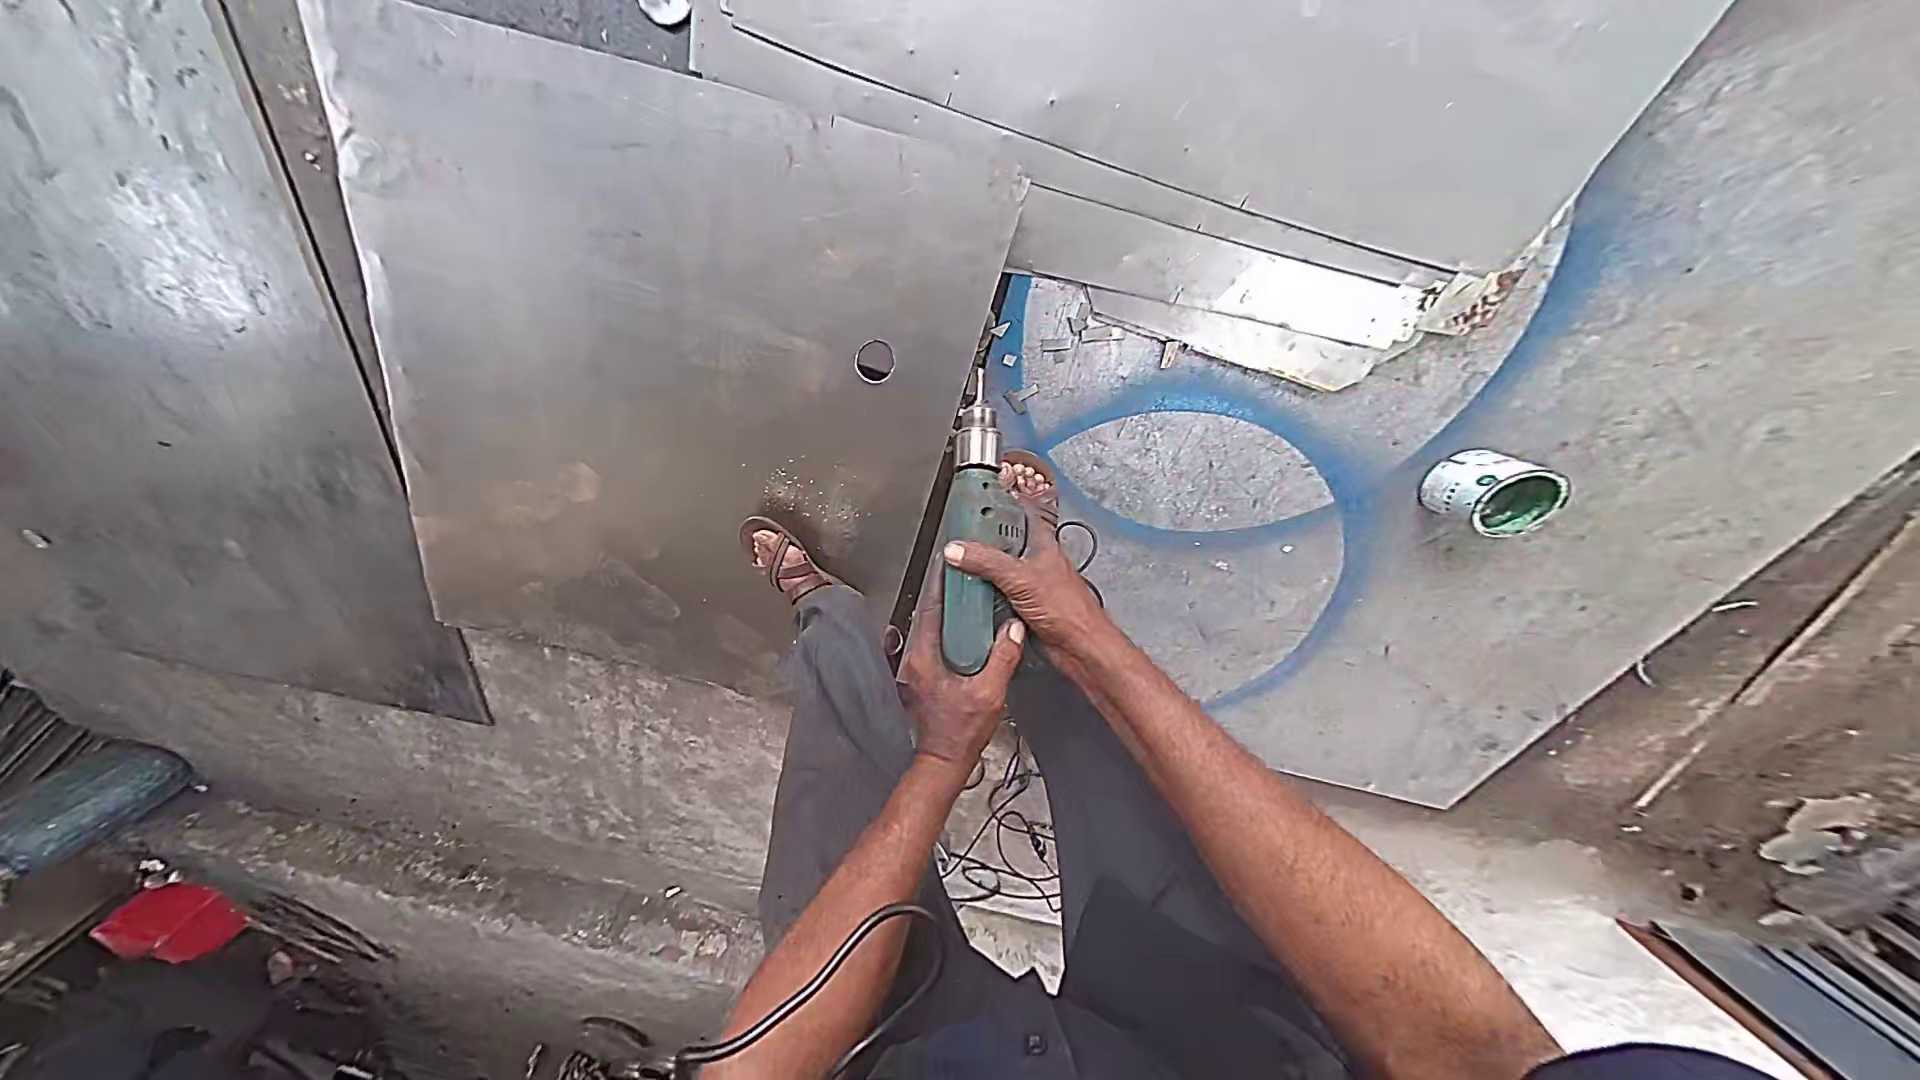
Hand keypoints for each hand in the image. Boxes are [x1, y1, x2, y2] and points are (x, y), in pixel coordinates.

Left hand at [897, 568, 1024, 766]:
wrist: (944, 761)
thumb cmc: (960, 732)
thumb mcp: (989, 694)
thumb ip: (1002, 659)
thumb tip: (1012, 630)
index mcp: (924, 659)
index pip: (930, 611)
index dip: (939, 587)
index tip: (948, 566)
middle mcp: (914, 661)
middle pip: (928, 617)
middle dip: (945, 595)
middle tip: (963, 577)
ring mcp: (916, 670)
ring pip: (929, 631)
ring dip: (946, 613)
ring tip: (966, 597)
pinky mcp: (923, 678)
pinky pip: (933, 645)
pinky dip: (947, 631)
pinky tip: (964, 630)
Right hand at [941, 505, 1107, 657]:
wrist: (1079, 647)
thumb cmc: (1068, 609)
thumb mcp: (1021, 577)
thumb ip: (987, 561)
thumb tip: (958, 550)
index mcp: (1042, 544)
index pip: (1020, 514)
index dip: (1002, 505)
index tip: (979, 500)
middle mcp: (1036, 562)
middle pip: (1004, 544)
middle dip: (983, 543)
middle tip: (959, 538)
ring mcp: (1029, 585)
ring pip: (999, 572)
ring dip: (982, 572)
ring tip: (958, 565)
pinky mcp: (1023, 607)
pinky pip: (997, 596)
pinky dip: (984, 596)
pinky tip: (972, 597)